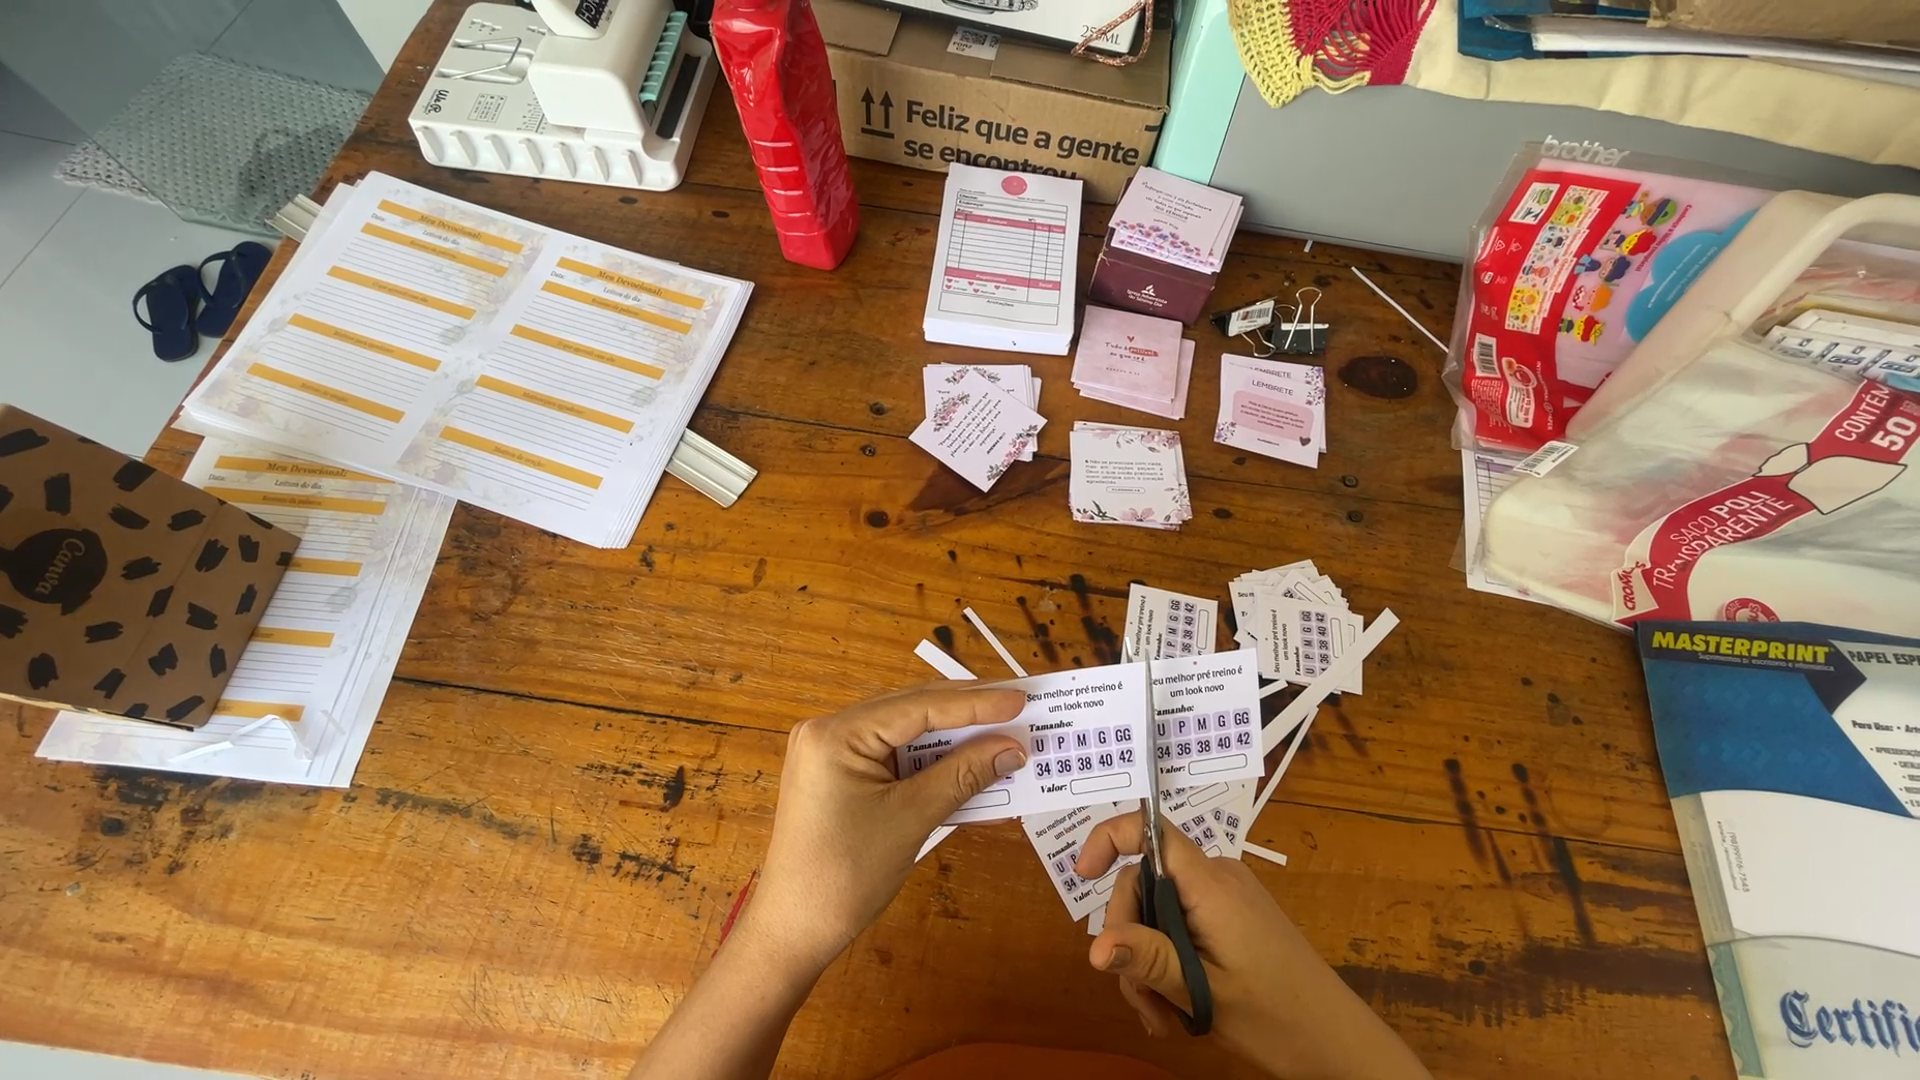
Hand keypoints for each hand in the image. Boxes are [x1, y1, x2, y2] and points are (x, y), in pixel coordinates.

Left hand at [738, 684, 1028, 977]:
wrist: (793, 932)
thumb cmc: (847, 876)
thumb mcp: (911, 820)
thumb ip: (963, 775)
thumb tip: (1013, 748)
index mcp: (837, 733)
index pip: (918, 706)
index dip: (975, 703)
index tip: (1021, 698)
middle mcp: (829, 729)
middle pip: (910, 710)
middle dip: (966, 712)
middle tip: (1017, 707)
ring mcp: (830, 750)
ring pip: (904, 729)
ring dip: (951, 736)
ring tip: (999, 729)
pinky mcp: (838, 772)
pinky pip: (893, 753)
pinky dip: (930, 760)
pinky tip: (966, 759)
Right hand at [1076, 812, 1429, 1079]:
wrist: (1341, 1046)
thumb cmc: (1275, 1018)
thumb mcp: (1203, 993)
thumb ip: (1148, 960)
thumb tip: (1092, 947)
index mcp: (1209, 884)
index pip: (1150, 830)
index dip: (1109, 837)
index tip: (1082, 875)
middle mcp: (1216, 877)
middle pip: (1146, 884)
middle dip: (1130, 938)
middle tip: (1138, 1000)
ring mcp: (1227, 897)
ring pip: (1161, 911)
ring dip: (1149, 960)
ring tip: (1160, 1017)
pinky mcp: (1234, 917)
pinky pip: (1184, 923)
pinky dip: (1170, 959)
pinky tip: (1174, 1007)